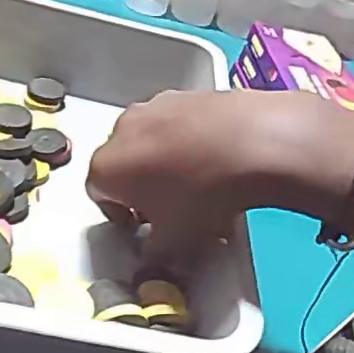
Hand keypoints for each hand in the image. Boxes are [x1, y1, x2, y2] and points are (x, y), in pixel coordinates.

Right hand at [89, 90, 353, 264]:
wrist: (255, 144)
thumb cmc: (202, 196)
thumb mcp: (175, 241)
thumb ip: (154, 255)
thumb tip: (152, 260)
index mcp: (106, 167)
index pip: (98, 194)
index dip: (118, 215)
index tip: (140, 227)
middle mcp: (122, 130)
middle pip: (123, 164)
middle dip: (140, 188)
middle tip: (168, 210)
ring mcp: (156, 106)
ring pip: (151, 142)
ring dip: (164, 164)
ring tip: (197, 186)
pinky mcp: (188, 93)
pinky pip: (179, 125)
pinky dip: (188, 142)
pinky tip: (216, 161)